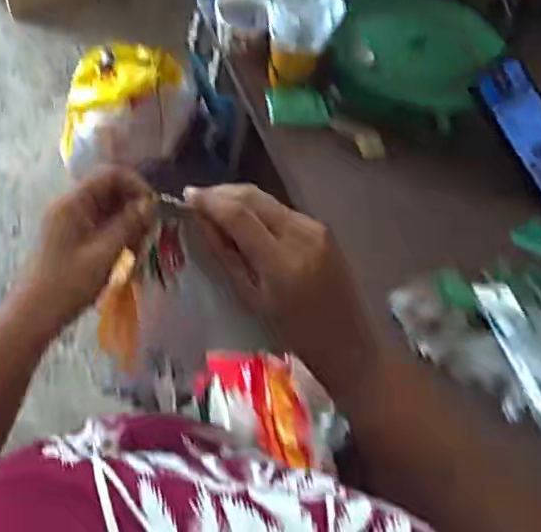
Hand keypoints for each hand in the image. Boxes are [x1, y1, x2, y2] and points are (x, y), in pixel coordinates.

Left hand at [8, 167, 155, 340]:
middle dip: (132, 205)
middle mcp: (69, 203)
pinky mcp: (71, 233)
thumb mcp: (104, 255)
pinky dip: (116, 233)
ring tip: (137, 248)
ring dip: (126, 222)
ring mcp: (69, 218)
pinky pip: (99, 222)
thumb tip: (150, 203)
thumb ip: (128, 225)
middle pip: (108, 189)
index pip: (109, 174)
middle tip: (148, 232)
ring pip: (106, 207)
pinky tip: (125, 254)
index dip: (135, 184)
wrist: (34, 313)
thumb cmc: (68, 285)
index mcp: (73, 202)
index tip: (154, 207)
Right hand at [186, 183, 381, 393]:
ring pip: (264, 198)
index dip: (209, 200)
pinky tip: (244, 218)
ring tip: (215, 205)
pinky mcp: (321, 228)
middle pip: (251, 196)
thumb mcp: (251, 297)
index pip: (237, 214)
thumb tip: (201, 219)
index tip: (186, 195)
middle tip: (197, 198)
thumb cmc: (295, 335)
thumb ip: (225, 254)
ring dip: (237, 197)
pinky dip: (256, 207)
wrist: (353, 349)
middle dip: (220, 192)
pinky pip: (279, 208)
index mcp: (282, 262)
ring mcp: (315, 228)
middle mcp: (301, 236)